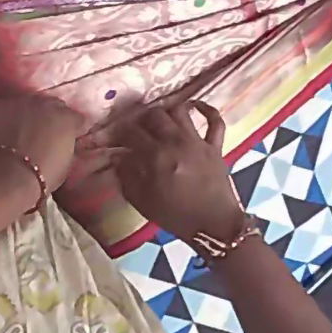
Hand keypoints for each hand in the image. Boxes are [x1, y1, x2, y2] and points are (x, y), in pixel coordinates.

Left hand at [0, 92, 83, 192]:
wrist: (7, 177)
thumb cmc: (42, 176)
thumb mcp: (65, 164)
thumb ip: (67, 146)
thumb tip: (64, 143)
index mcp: (66, 118)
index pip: (75, 118)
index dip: (73, 127)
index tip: (70, 136)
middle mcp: (45, 104)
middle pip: (53, 105)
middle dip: (51, 116)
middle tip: (46, 130)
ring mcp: (21, 102)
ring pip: (29, 103)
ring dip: (29, 113)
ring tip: (24, 128)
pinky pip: (7, 108)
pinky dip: (8, 116)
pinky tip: (4, 128)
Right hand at [115, 101, 246, 240]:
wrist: (214, 226)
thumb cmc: (176, 215)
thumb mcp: (143, 201)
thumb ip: (127, 177)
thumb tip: (118, 157)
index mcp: (156, 156)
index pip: (131, 132)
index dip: (120, 131)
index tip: (115, 136)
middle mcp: (176, 142)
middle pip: (154, 115)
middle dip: (141, 118)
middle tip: (136, 127)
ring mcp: (198, 142)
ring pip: (180, 111)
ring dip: (167, 111)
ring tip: (160, 118)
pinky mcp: (215, 146)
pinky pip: (215, 121)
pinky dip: (207, 110)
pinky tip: (195, 106)